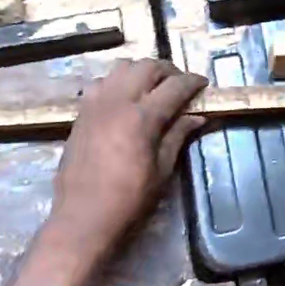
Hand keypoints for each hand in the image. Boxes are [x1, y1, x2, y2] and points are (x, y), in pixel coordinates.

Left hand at [44, 59, 206, 253]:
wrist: (82, 218)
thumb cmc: (129, 199)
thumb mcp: (163, 169)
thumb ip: (179, 135)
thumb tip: (197, 116)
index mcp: (142, 117)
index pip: (175, 85)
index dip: (193, 82)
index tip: (204, 84)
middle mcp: (117, 102)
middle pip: (147, 66)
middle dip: (169, 70)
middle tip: (180, 84)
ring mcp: (95, 105)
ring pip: (121, 67)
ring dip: (141, 71)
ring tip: (153, 86)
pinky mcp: (81, 113)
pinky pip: (100, 82)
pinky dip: (117, 81)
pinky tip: (125, 98)